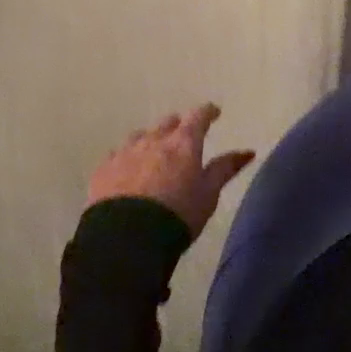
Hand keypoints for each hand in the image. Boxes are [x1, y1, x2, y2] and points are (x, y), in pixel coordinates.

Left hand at [87, 103, 255, 235]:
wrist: (126, 239)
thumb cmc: (177, 215)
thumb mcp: (208, 194)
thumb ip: (226, 169)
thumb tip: (248, 151)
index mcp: (184, 143)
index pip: (199, 116)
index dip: (208, 112)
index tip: (214, 113)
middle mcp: (154, 140)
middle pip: (168, 123)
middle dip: (177, 126)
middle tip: (183, 137)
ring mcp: (125, 153)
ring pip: (140, 136)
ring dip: (150, 140)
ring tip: (153, 153)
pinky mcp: (103, 170)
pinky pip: (116, 154)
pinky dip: (126, 157)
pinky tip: (126, 169)